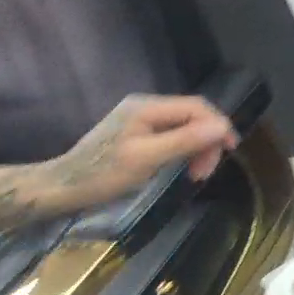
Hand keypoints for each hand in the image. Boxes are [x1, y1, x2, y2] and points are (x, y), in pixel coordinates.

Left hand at [43, 95, 238, 209]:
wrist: (62, 187)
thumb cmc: (103, 174)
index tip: (230, 151)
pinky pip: (175, 134)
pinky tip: (183, 167)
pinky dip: (186, 150)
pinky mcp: (140, 132)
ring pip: (187, 127)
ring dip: (198, 149)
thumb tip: (222, 127)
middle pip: (194, 116)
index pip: (197, 107)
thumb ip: (185, 140)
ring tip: (195, 174)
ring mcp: (142, 119)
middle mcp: (146, 107)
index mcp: (146, 108)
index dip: (219, 126)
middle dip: (208, 142)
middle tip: (205, 173)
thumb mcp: (147, 158)